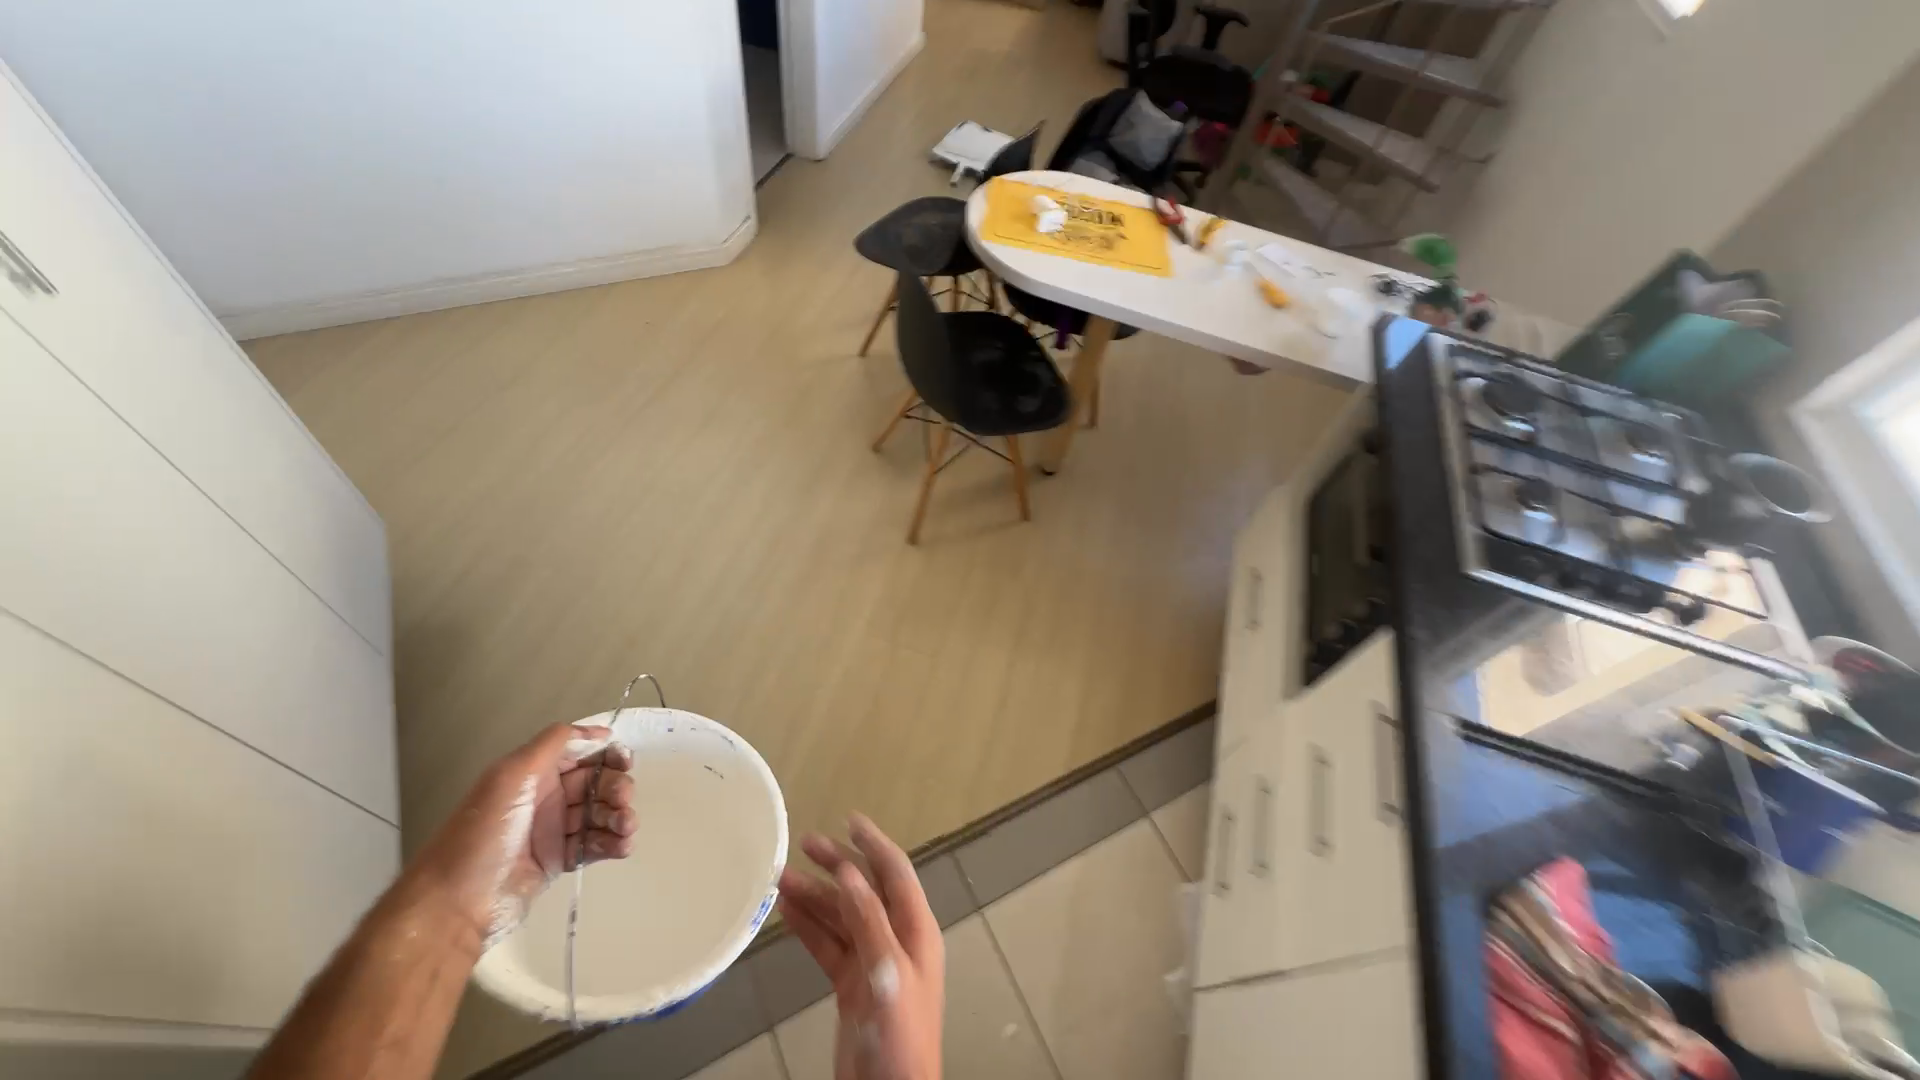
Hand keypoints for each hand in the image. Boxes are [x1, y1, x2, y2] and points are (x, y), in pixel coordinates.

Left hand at [408, 722, 637, 949]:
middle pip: (596, 782)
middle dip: (616, 787)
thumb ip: (552, 744)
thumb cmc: (483, 834)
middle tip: (622, 802)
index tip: (625, 761)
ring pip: (600, 813)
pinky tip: (621, 846)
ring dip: (619, 816)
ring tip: (625, 829)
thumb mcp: (511, 776)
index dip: (606, 753)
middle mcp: (545, 797)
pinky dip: (613, 842)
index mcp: (533, 773)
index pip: (580, 753)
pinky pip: (595, 844)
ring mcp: (553, 830)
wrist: (456, 904)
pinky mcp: (559, 860)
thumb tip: (597, 731)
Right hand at [778, 814, 943, 1079]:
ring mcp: (872, 961)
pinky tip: (786, 911)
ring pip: (841, 916)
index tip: (849, 819)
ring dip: (814, 896)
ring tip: (780, 877)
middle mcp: (895, 938)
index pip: (895, 873)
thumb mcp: (888, 973)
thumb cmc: (899, 1034)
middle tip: (803, 843)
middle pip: (864, 889)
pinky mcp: (851, 984)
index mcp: (915, 930)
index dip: (873, 844)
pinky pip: (828, 945)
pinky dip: (809, 927)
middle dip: (836, 864)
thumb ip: (870, 921)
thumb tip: (850, 873)